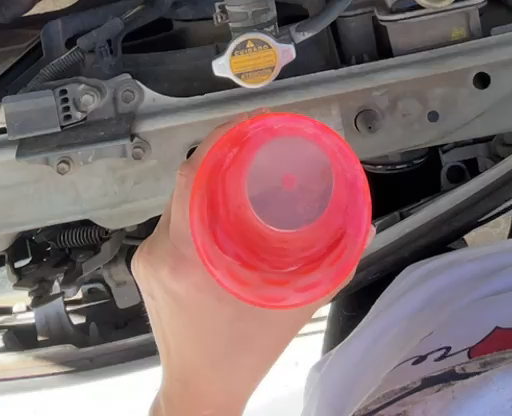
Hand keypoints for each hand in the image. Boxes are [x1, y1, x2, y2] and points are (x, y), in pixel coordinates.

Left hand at [133, 119, 327, 414]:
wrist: (199, 394)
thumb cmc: (244, 354)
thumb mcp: (295, 307)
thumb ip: (332, 266)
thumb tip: (363, 227)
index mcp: (186, 255)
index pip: (192, 175)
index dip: (219, 140)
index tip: (249, 124)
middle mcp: (160, 249)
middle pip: (185, 179)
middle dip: (220, 153)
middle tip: (256, 141)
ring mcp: (149, 256)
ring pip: (178, 196)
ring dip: (208, 177)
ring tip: (244, 166)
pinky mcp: (148, 263)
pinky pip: (172, 217)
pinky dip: (197, 201)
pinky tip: (222, 200)